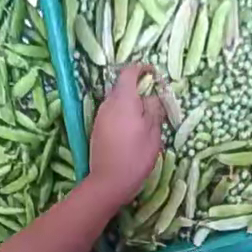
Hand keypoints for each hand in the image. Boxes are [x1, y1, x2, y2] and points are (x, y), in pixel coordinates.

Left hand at [84, 63, 164, 206]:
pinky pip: (111, 116)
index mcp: (122, 99)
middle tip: (154, 103)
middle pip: (122, 88)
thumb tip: (152, 97)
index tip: (154, 75)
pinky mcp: (96, 131)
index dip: (142, 69)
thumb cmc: (135, 156)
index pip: (129, 72)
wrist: (109, 182)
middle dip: (138, 90)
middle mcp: (107, 104)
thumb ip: (154, 109)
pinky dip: (123, 117)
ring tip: (145, 121)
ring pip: (117, 103)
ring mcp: (99, 118)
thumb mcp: (153, 132)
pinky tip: (131, 133)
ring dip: (130, 105)